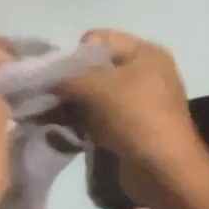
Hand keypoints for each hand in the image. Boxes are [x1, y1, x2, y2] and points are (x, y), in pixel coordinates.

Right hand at [59, 29, 208, 204]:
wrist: (164, 170)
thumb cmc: (134, 117)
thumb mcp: (94, 87)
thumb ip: (64, 77)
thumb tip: (44, 80)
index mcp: (144, 52)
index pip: (97, 39)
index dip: (72, 54)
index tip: (56, 76)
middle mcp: (144, 72)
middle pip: (94, 67)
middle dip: (68, 81)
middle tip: (47, 98)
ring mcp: (139, 101)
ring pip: (94, 94)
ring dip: (72, 104)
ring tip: (49, 116)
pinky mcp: (132, 126)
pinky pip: (100, 115)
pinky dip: (82, 121)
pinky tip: (64, 129)